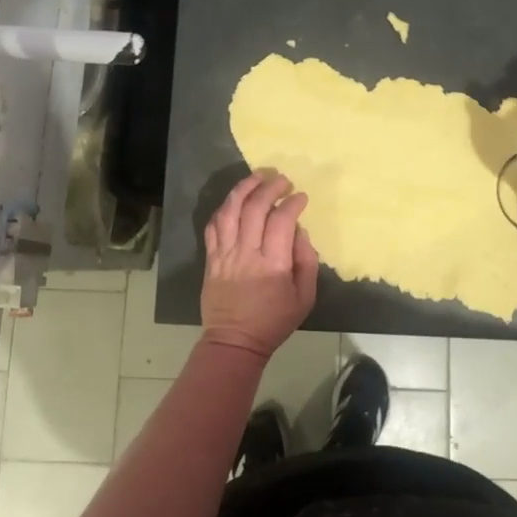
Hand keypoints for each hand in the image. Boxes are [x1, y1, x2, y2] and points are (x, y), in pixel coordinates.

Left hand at [201, 170, 318, 357]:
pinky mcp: (211, 258)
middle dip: (269, 187)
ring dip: (243, 189)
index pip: (282, 221)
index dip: (293, 203)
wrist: (235, 340)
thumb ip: (306, 262)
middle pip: (255, 208)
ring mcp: (225, 255)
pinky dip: (224, 208)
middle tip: (282, 179)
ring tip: (256, 177)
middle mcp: (247, 254)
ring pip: (230, 211)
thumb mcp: (304, 298)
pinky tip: (234, 200)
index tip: (301, 196)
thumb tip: (300, 233)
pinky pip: (213, 226)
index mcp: (273, 265)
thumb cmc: (274, 321)